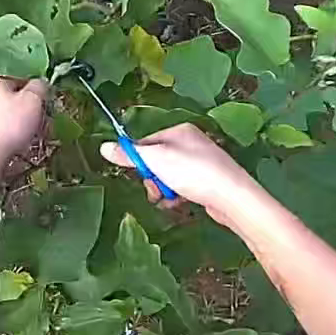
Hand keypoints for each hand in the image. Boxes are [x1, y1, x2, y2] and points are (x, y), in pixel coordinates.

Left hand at [0, 77, 49, 170]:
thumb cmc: (11, 125)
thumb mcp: (33, 100)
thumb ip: (40, 87)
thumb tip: (40, 84)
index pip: (21, 81)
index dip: (37, 94)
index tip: (46, 108)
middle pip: (14, 101)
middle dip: (31, 112)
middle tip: (43, 126)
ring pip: (8, 117)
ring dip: (23, 126)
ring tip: (33, 139)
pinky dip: (11, 137)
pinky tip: (18, 147)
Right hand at [98, 124, 271, 230]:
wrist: (231, 196)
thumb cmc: (193, 172)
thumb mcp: (156, 160)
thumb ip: (130, 154)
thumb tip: (104, 146)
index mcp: (180, 131)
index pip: (147, 142)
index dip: (139, 161)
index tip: (140, 175)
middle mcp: (191, 143)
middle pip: (157, 161)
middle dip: (153, 179)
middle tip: (158, 190)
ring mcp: (201, 162)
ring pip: (168, 176)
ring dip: (164, 190)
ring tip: (170, 199)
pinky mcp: (207, 181)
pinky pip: (182, 186)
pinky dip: (178, 196)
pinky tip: (181, 203)